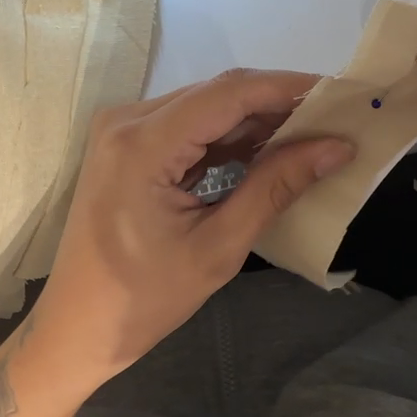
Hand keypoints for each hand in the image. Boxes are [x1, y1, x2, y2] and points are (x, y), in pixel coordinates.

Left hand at [33, 69, 354, 379]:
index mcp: (142, 143)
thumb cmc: (142, 300)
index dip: (288, 88)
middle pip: (217, 95)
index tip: (341, 95)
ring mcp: (123, 131)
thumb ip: (275, 187)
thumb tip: (336, 147)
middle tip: (336, 118)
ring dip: (256, 121)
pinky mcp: (127, 147)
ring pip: (205, 109)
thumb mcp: (218, 248)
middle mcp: (127, 121)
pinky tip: (271, 149)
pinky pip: (187, 128)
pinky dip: (228, 138)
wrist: (75, 329)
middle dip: (278, 104)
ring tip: (315, 133)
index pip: (229, 93)